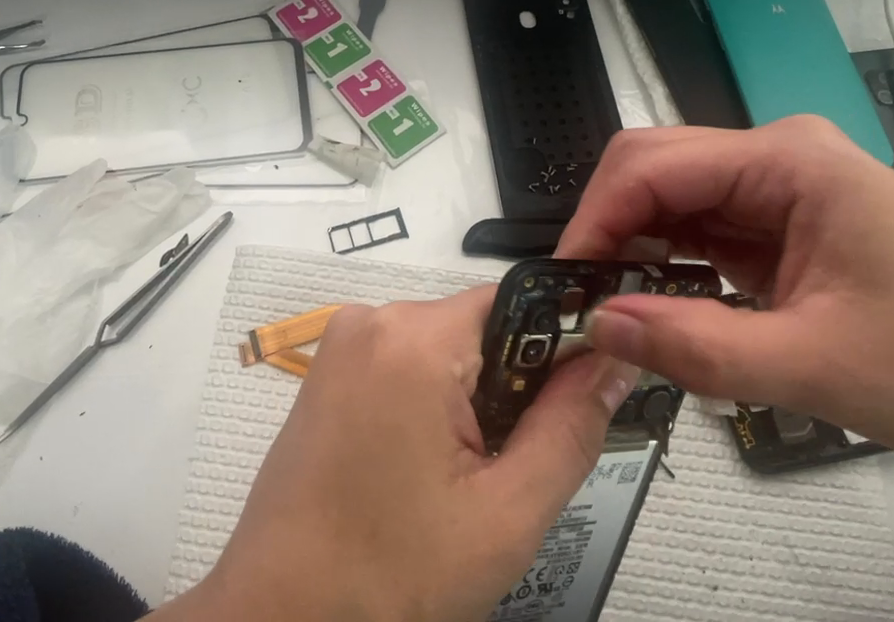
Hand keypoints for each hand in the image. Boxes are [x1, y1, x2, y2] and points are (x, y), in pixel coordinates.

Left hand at [160, 287, 637, 621]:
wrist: (280, 614)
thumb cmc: (390, 573)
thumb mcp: (506, 512)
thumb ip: (571, 427)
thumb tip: (613, 358)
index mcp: (413, 338)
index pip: (517, 304)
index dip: (556, 349)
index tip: (570, 410)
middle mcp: (371, 320)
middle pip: (479, 327)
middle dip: (509, 387)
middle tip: (506, 468)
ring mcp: (342, 345)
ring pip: (443, 349)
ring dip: (470, 401)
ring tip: (460, 478)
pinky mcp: (327, 373)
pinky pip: (404, 364)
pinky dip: (430, 403)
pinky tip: (423, 468)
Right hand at [559, 117, 893, 464]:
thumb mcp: (817, 367)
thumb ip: (698, 347)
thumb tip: (598, 325)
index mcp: (791, 160)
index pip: (654, 165)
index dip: (595, 218)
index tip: (567, 283)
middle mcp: (779, 156)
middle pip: (654, 168)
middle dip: (607, 227)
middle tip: (584, 298)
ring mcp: (780, 186)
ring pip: (670, 196)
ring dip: (632, 245)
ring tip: (614, 306)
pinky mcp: (779, 220)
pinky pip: (698, 226)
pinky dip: (665, 260)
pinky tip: (657, 301)